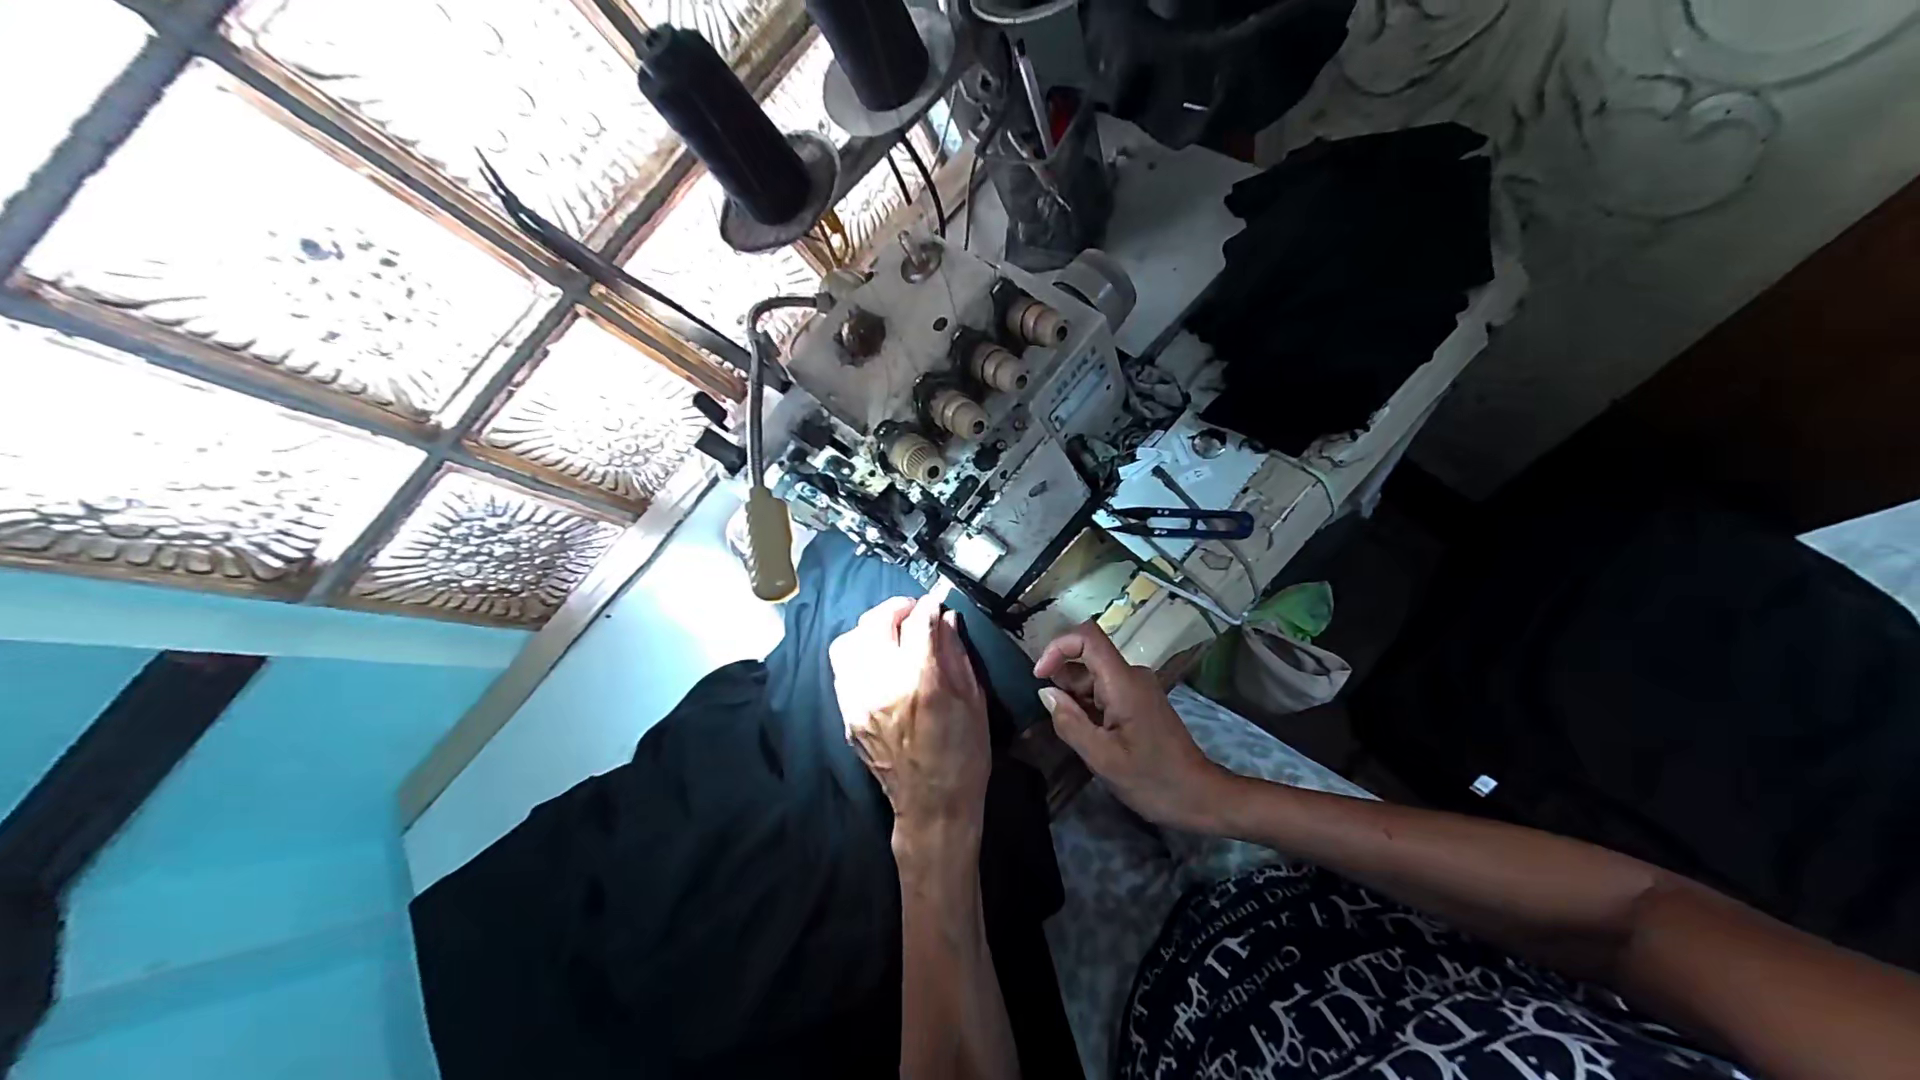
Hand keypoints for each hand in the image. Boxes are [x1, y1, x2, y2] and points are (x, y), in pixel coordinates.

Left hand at [830, 594, 991, 844]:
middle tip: (913, 611)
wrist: (932, 805)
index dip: (929, 606)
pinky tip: (875, 656)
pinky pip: (841, 668)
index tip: (936, 603)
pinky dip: (857, 651)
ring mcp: (859, 702)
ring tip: (890, 630)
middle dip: (897, 608)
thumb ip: (956, 655)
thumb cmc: (964, 756)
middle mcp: (884, 687)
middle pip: (876, 623)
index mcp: (922, 684)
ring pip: (850, 640)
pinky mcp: (847, 715)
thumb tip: (945, 619)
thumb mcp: (974, 701)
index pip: (918, 623)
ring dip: (871, 626)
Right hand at [1033, 621, 1232, 832]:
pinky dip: (1088, 707)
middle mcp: (1132, 676)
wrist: (1200, 797)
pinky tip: (1090, 736)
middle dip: (1063, 682)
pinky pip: (1105, 691)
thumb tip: (1046, 693)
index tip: (1039, 676)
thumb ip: (1069, 722)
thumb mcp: (1103, 758)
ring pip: (1094, 677)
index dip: (1057, 647)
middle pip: (1087, 659)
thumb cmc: (1152, 780)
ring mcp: (1137, 688)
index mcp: (1123, 682)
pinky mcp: (1139, 702)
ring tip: (1077, 735)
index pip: (1087, 637)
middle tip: (1058, 721)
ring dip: (1075, 699)